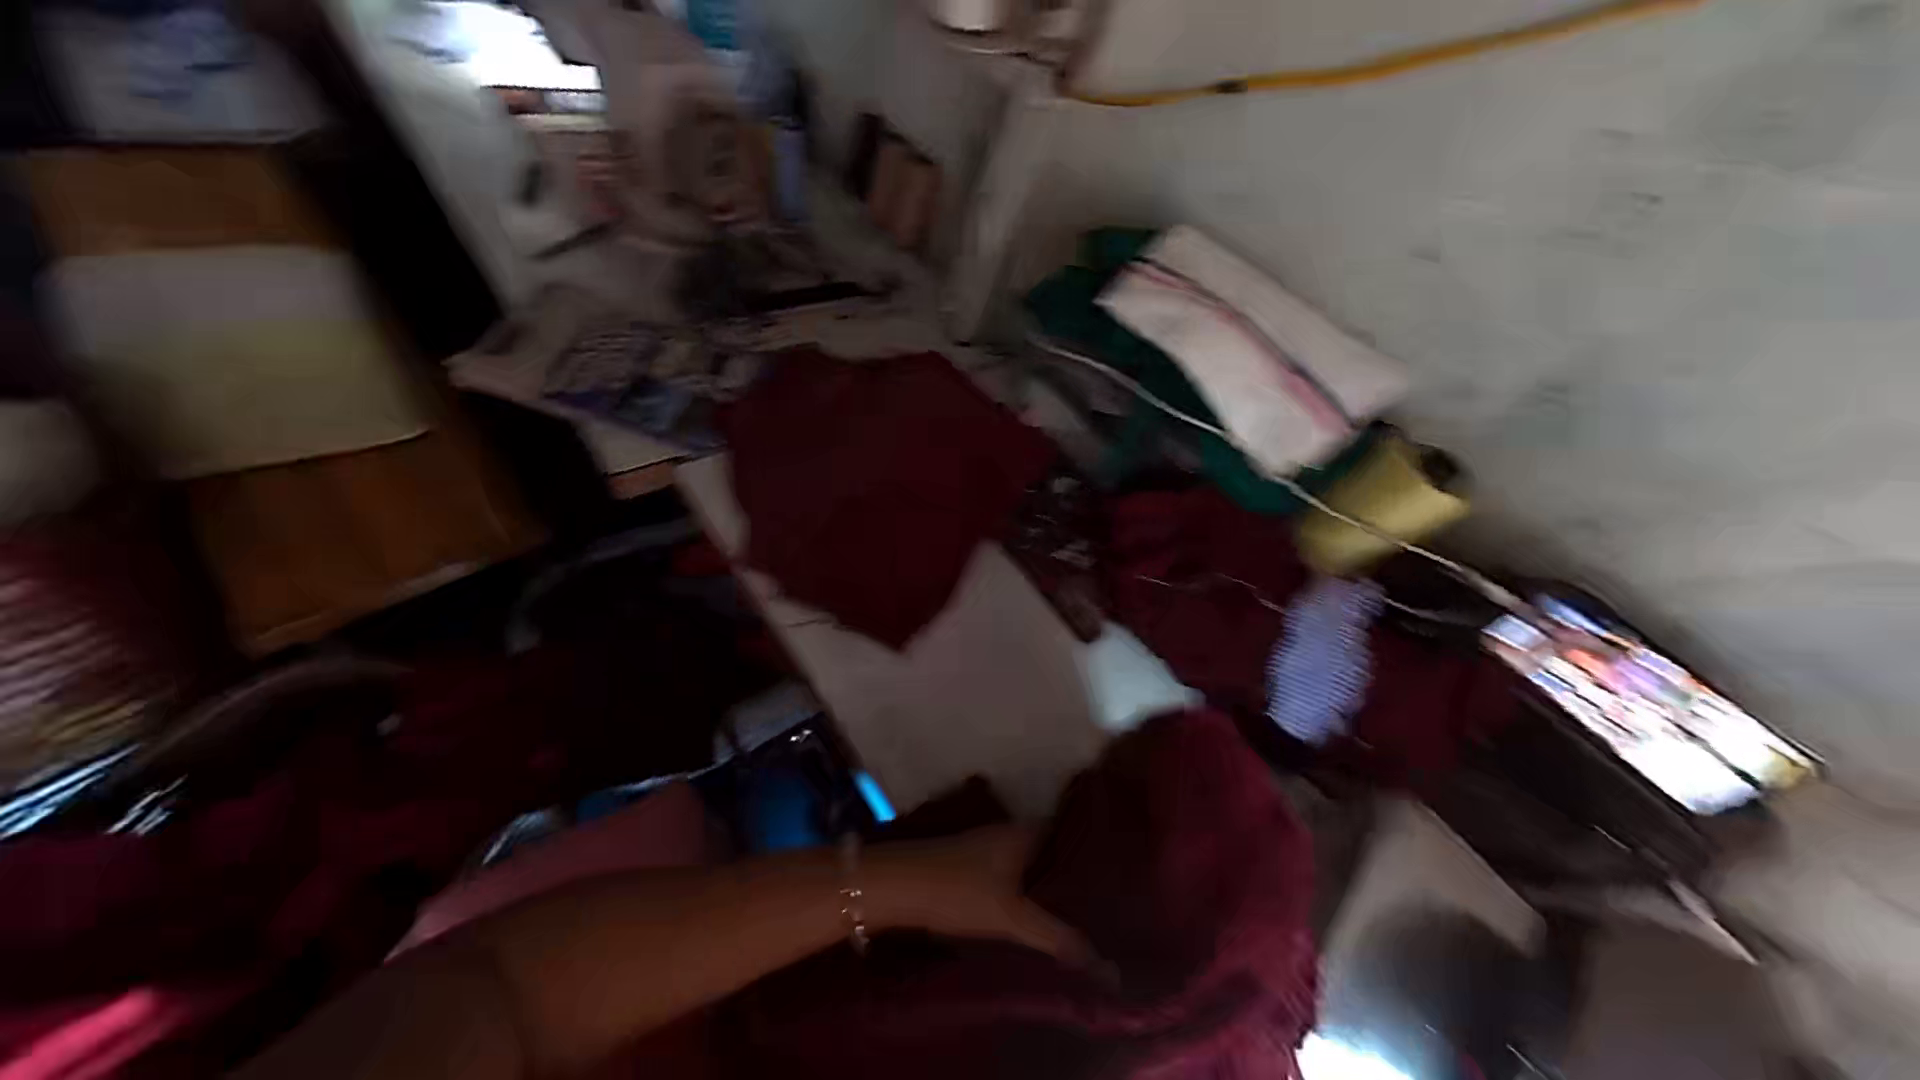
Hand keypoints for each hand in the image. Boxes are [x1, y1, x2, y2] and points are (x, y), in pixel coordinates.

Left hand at [862, 826, 1092, 965]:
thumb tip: (1106, 965)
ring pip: (1029, 863)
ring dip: (1046, 884)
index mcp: (1024, 833)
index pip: (1068, 833)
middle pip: (1050, 850)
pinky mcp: (972, 864)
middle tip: (1102, 903)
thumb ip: (1056, 937)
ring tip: (1076, 913)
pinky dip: (1025, 890)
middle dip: (1070, 874)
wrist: (900, 885)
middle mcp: (1009, 832)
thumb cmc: (960, 891)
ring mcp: (988, 846)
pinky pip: (1012, 873)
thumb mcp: (1013, 919)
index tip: (1114, 876)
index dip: (1090, 853)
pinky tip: (1034, 914)